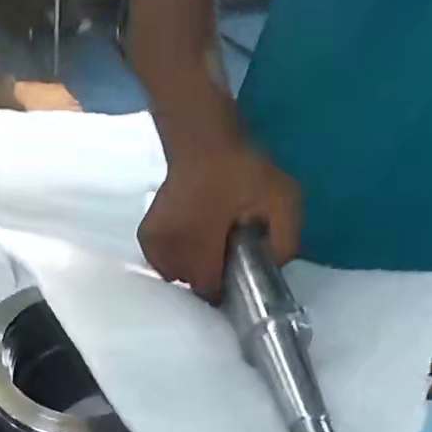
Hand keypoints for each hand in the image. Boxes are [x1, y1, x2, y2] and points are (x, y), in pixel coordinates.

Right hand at [139, 140, 301, 299]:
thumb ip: (285, 243)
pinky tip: (190, 239)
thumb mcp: (283, 201)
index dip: (228, 286)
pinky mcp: (147, 238)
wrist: (204, 140)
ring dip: (193, 267)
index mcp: (201, 249)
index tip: (238, 269)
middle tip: (227, 248)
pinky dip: (176, 258)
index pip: (211, 291)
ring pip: (178, 275)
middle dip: (211, 274)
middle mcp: (171, 253)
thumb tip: (272, 270)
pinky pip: (162, 263)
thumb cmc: (242, 172)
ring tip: (208, 242)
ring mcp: (155, 246)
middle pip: (194, 284)